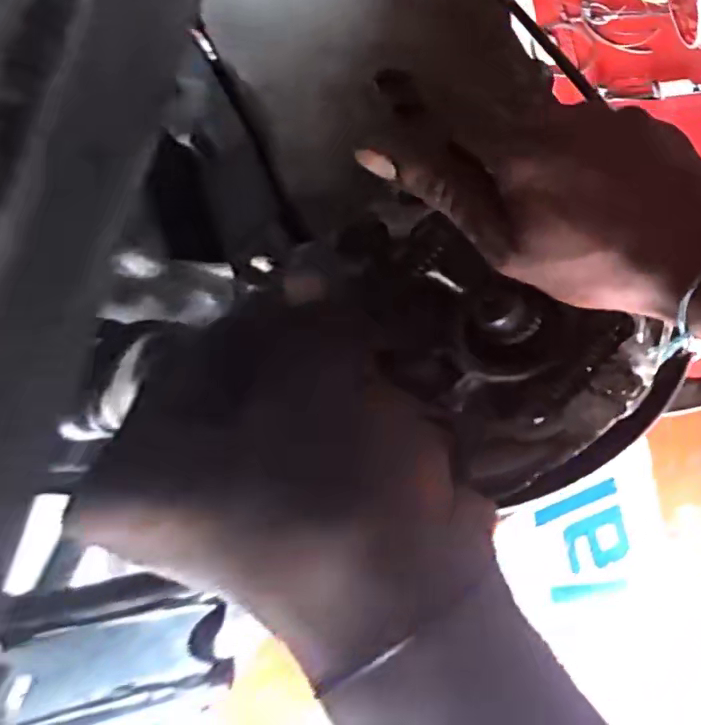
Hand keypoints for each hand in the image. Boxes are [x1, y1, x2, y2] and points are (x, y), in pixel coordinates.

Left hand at [66, 294, 497, 684]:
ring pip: (301, 397)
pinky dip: (369, 398)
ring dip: (356, 367)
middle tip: (385, 316)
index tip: (350, 281)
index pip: (204, 354)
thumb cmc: (342, 495)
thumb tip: (313, 263)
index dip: (281, 311)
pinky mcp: (307, 489)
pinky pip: (329, 424)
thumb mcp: (324, 403)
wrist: (410, 584)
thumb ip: (313, 331)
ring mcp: (248, 487)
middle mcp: (181, 476)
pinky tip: (410, 385)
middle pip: (255, 376)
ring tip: (405, 351)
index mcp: (143, 465)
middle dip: (326, 342)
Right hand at [358, 73, 700, 318]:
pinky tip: (633, 189)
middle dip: (520, 156)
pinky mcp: (659, 125)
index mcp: (519, 146)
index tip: (456, 156)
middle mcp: (568, 116)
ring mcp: (620, 117)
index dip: (446, 133)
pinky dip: (614, 155)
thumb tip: (379, 149)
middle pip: (519, 123)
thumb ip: (449, 194)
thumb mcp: (513, 248)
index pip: (456, 119)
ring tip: (599, 203)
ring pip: (574, 127)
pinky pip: (619, 133)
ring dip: (572, 154)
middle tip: (549, 203)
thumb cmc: (601, 266)